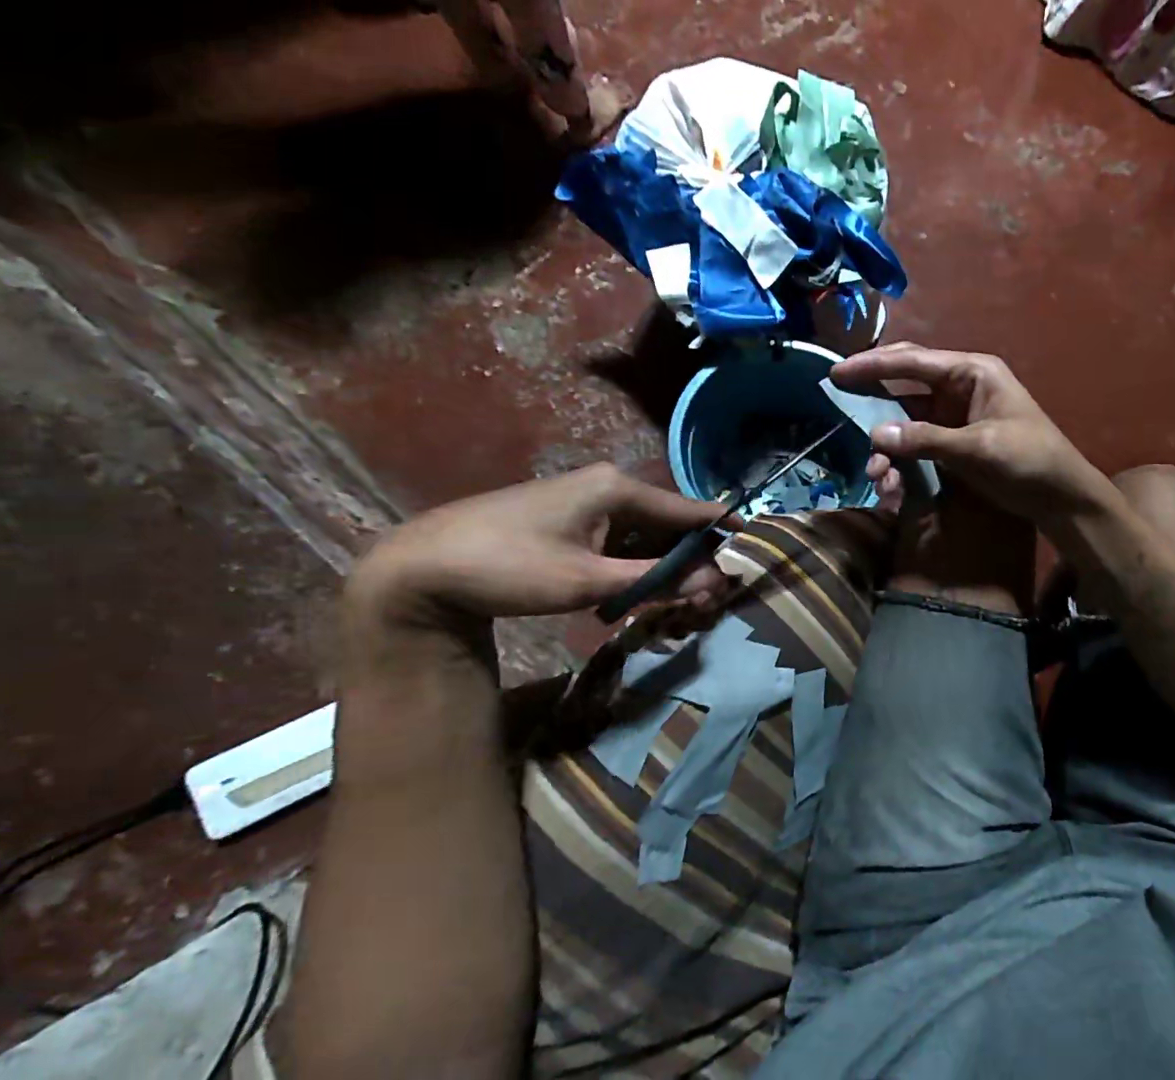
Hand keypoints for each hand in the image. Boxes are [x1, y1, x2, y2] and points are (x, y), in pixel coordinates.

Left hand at [348, 464, 732, 629]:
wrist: (421, 567)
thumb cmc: (510, 568)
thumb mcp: (589, 582)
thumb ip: (657, 581)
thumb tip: (716, 583)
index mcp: (619, 488)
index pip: (692, 510)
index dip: (725, 534)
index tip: (752, 558)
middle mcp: (609, 486)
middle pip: (671, 524)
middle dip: (693, 562)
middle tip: (708, 602)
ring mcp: (587, 501)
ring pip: (646, 534)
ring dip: (664, 567)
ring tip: (680, 604)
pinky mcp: (570, 519)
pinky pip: (621, 539)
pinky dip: (636, 564)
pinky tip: (639, 593)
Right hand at [828, 343, 1102, 521]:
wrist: (1059, 497)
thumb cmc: (1030, 459)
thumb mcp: (980, 447)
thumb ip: (928, 440)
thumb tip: (876, 437)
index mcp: (972, 373)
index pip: (914, 362)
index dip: (873, 365)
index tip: (837, 373)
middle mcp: (958, 388)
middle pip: (904, 384)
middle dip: (872, 398)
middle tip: (837, 398)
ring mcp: (954, 417)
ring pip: (904, 421)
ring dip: (886, 447)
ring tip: (878, 476)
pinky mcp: (951, 444)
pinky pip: (914, 445)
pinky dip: (900, 462)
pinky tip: (893, 485)